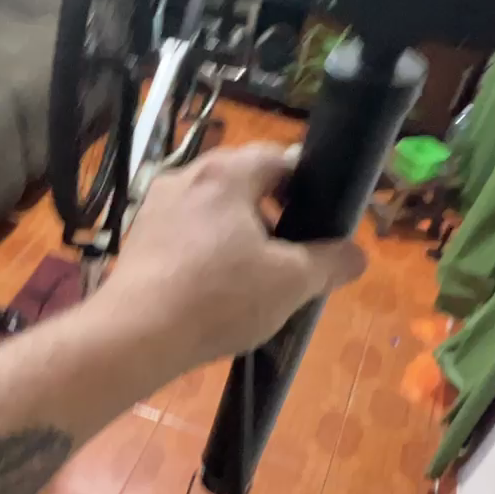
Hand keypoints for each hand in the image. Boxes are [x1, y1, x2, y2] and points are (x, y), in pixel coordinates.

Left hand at [93, 143, 366, 366]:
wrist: (136, 335)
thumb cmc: (219, 298)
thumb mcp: (290, 282)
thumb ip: (330, 263)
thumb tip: (358, 256)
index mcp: (225, 173)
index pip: (279, 158)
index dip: (307, 186)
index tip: (317, 221)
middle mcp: (185, 177)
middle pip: (242, 184)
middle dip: (270, 216)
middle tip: (288, 257)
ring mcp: (154, 209)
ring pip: (211, 213)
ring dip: (236, 238)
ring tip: (251, 280)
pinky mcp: (137, 241)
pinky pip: (184, 237)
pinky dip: (205, 255)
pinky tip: (212, 293)